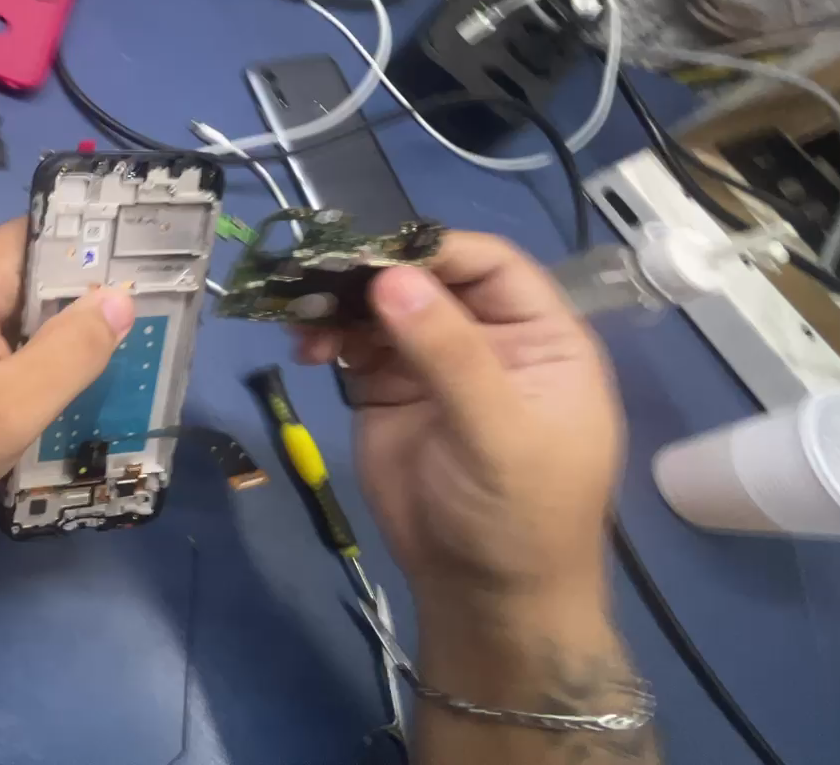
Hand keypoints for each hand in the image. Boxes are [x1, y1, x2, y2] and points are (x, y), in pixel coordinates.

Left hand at [0, 220, 134, 555]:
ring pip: (11, 299)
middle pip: (32, 267)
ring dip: (49, 329)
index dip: (98, 259)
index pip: (48, 236)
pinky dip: (17, 345)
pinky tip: (40, 381)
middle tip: (131, 339)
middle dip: (79, 301)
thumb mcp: (9, 408)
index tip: (146, 288)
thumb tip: (119, 297)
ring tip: (98, 363)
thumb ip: (71, 351)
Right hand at [293, 232, 622, 622]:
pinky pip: (349, 340)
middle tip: (315, 282)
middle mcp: (482, 337)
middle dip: (367, 276)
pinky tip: (306, 350)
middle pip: (420, 278)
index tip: (369, 258)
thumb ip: (448, 353)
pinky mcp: (383, 384)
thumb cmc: (515, 513)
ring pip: (376, 305)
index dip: (432, 251)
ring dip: (336, 305)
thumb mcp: (495, 433)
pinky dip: (323, 335)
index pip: (487, 264)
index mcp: (536, 338)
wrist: (476, 587)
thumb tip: (389, 278)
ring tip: (303, 324)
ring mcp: (428, 360)